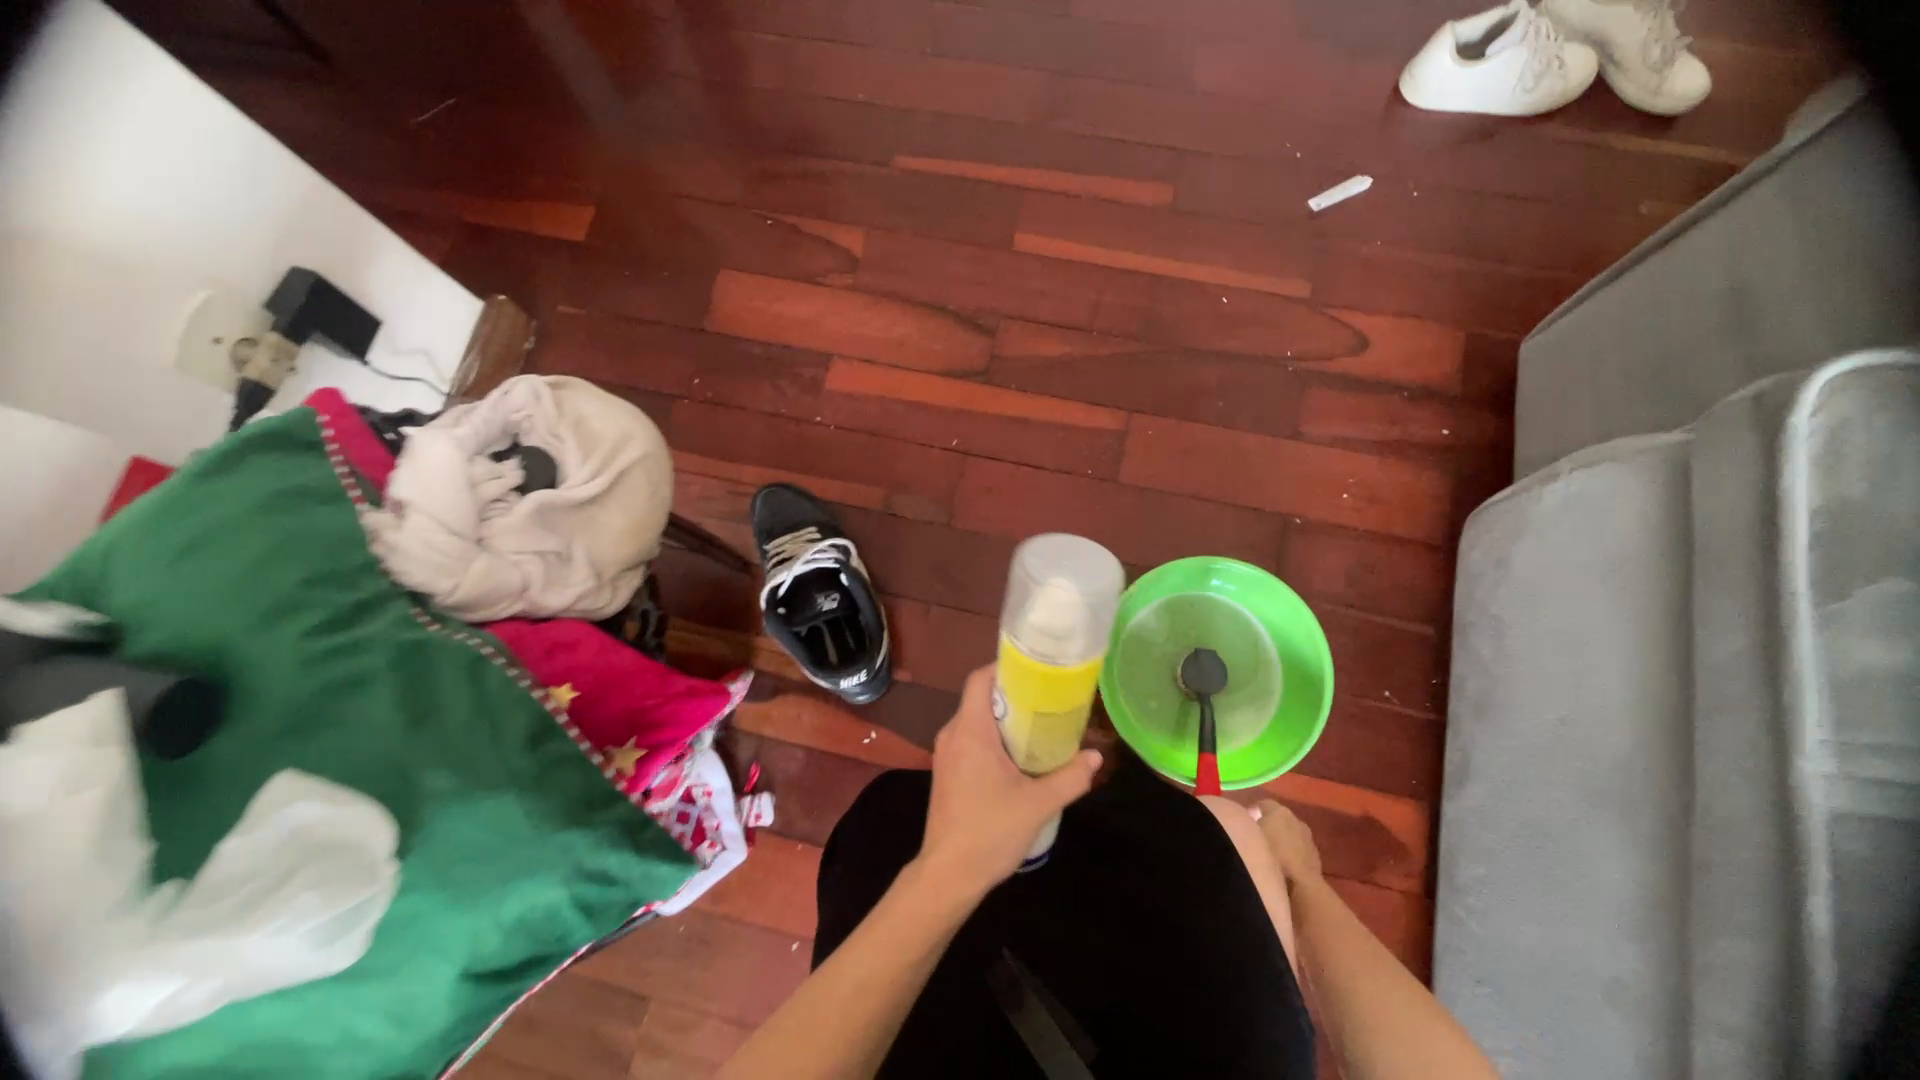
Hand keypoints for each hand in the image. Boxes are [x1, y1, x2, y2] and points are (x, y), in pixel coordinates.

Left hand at [917, 665, 1101, 895]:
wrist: (949, 874)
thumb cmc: (990, 832)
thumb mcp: (1038, 804)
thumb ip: (1070, 777)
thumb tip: (1095, 756)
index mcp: (970, 731)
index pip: (981, 679)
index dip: (1007, 668)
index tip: (1038, 672)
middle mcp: (953, 735)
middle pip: (981, 698)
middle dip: (1015, 695)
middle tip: (1050, 700)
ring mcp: (946, 754)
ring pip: (976, 721)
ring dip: (1005, 719)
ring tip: (1041, 726)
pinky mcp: (948, 773)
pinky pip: (971, 740)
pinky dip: (994, 738)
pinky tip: (1020, 757)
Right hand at [1250, 800, 1322, 889]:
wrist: (1299, 885)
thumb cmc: (1269, 856)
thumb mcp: (1247, 837)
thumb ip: (1245, 827)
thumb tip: (1243, 825)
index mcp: (1279, 811)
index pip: (1263, 804)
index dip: (1252, 810)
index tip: (1243, 820)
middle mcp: (1296, 821)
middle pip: (1279, 819)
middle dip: (1269, 825)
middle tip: (1255, 837)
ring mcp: (1308, 839)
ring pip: (1290, 835)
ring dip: (1281, 841)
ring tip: (1268, 854)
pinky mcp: (1315, 858)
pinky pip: (1298, 851)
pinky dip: (1290, 855)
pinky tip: (1281, 866)